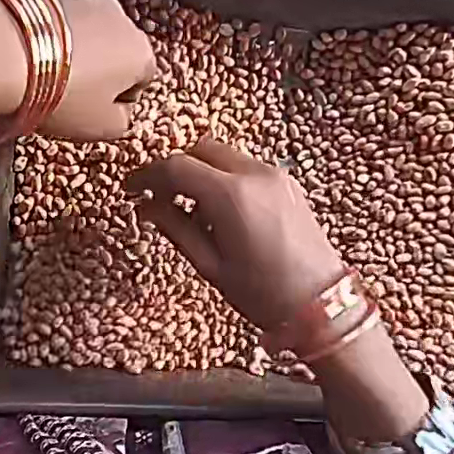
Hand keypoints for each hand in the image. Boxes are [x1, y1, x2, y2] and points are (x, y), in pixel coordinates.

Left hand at [38, 0, 156, 140]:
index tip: (97, 110)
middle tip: (68, 96)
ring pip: (84, 31)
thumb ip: (122, 121)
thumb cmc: (58, 95)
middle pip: (114, 50)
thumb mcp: (101, 128)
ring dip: (71, 51)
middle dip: (97, 70)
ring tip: (43, 76)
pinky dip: (47, 34)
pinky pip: (55, 18)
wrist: (4, 53)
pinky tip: (27, 56)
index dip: (120, 98)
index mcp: (140, 52)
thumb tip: (121, 113)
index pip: (143, 78)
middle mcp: (118, 17)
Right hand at [127, 138, 345, 329]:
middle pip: (200, 149)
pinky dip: (224, 178)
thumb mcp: (210, 265)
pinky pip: (245, 167)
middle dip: (175, 168)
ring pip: (224, 156)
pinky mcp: (288, 183)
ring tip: (190, 210)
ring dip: (200, 172)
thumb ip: (175, 227)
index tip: (131, 190)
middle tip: (158, 197)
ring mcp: (276, 176)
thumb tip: (147, 206)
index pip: (176, 167)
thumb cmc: (262, 293)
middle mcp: (255, 174)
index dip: (147, 175)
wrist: (322, 305)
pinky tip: (220, 212)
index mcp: (231, 196)